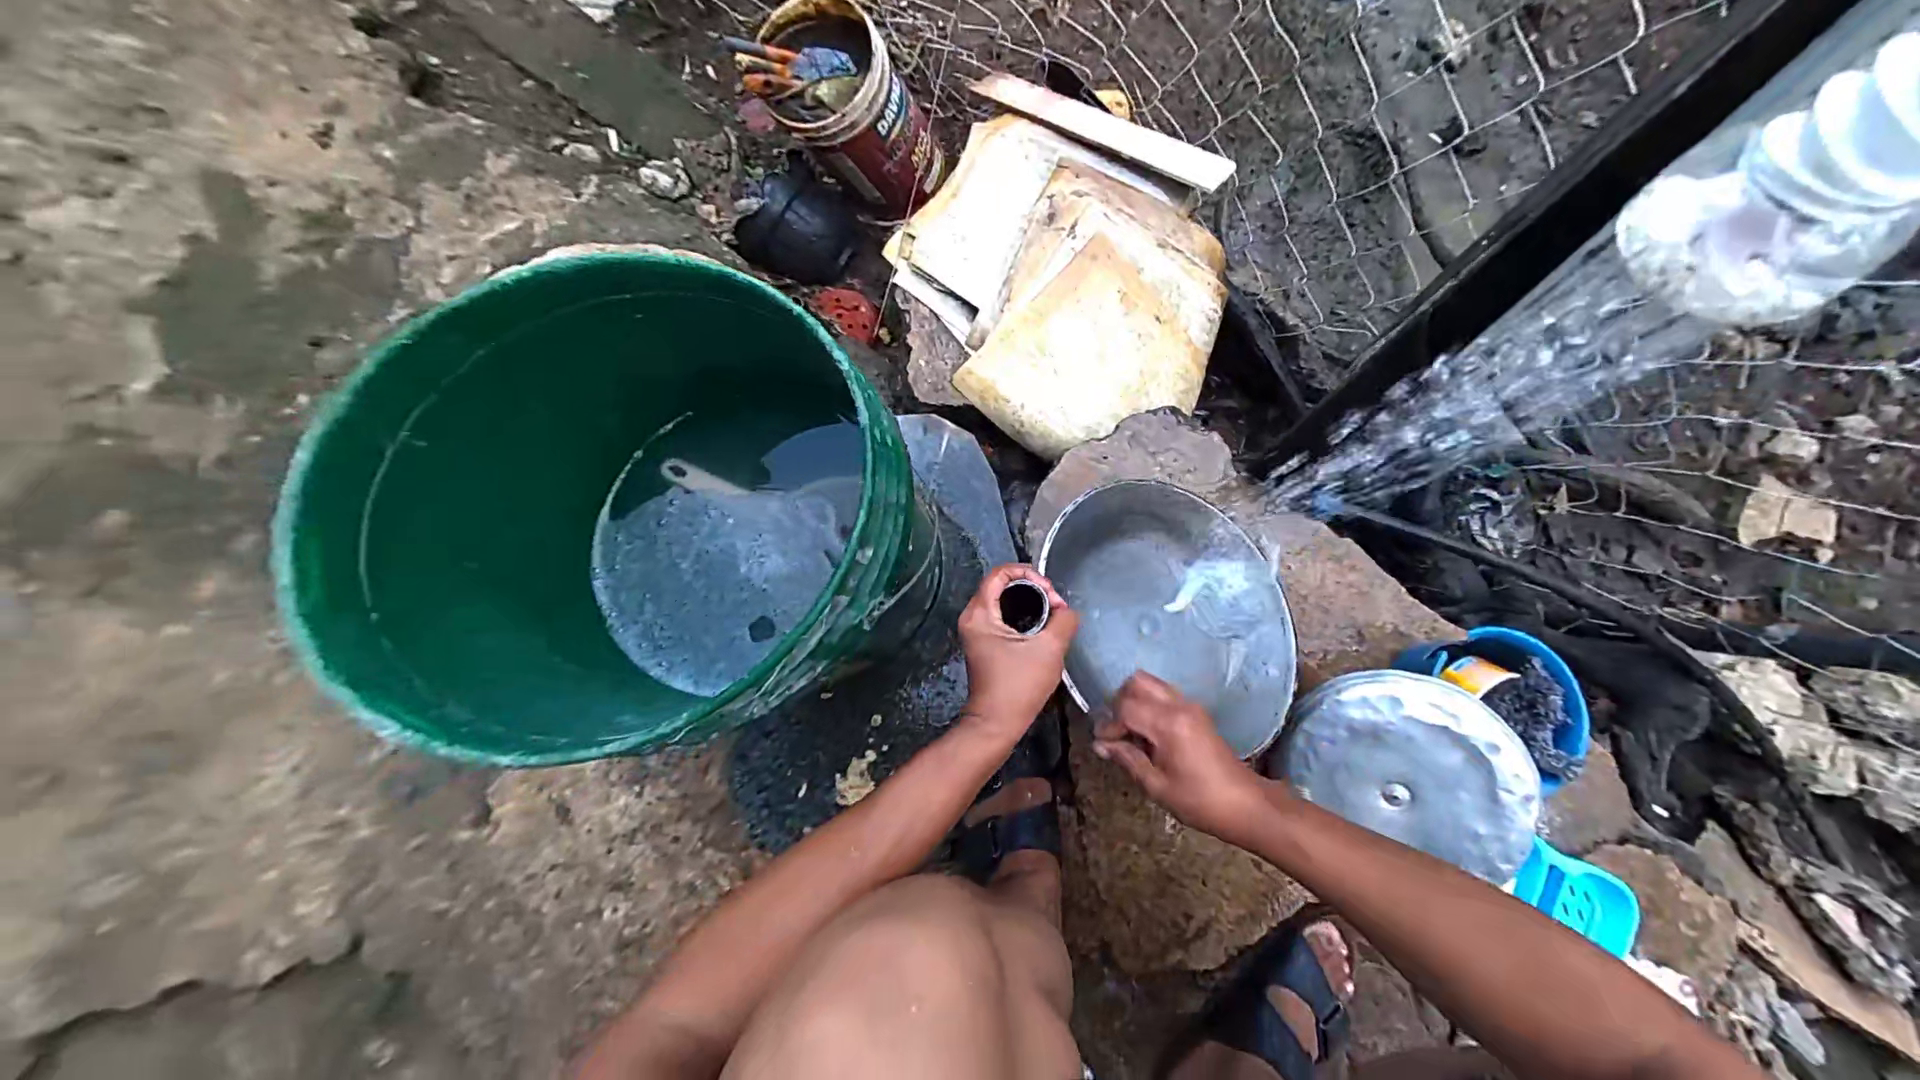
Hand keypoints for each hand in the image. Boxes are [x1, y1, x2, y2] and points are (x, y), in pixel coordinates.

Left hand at [958, 564, 1078, 734]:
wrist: (997, 723)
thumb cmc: (1019, 686)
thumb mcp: (1050, 649)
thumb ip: (1064, 620)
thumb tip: (1067, 610)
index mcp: (980, 613)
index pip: (999, 574)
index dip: (1027, 572)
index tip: (1049, 590)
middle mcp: (972, 617)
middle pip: (1000, 585)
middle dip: (1031, 586)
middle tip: (1055, 602)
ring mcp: (975, 631)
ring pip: (1002, 600)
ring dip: (1028, 601)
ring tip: (1053, 612)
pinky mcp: (983, 643)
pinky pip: (1002, 616)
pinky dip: (1022, 614)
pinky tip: (1042, 625)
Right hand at [1092, 672, 1276, 845]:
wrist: (1247, 805)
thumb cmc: (1200, 801)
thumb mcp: (1157, 786)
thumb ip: (1127, 759)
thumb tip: (1100, 745)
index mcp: (1169, 724)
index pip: (1126, 707)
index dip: (1109, 725)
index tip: (1104, 744)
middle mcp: (1179, 706)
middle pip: (1137, 682)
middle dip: (1119, 703)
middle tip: (1117, 731)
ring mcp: (1190, 705)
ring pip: (1151, 684)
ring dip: (1134, 701)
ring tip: (1131, 732)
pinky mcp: (1196, 711)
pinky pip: (1163, 694)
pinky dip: (1149, 705)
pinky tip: (1148, 733)